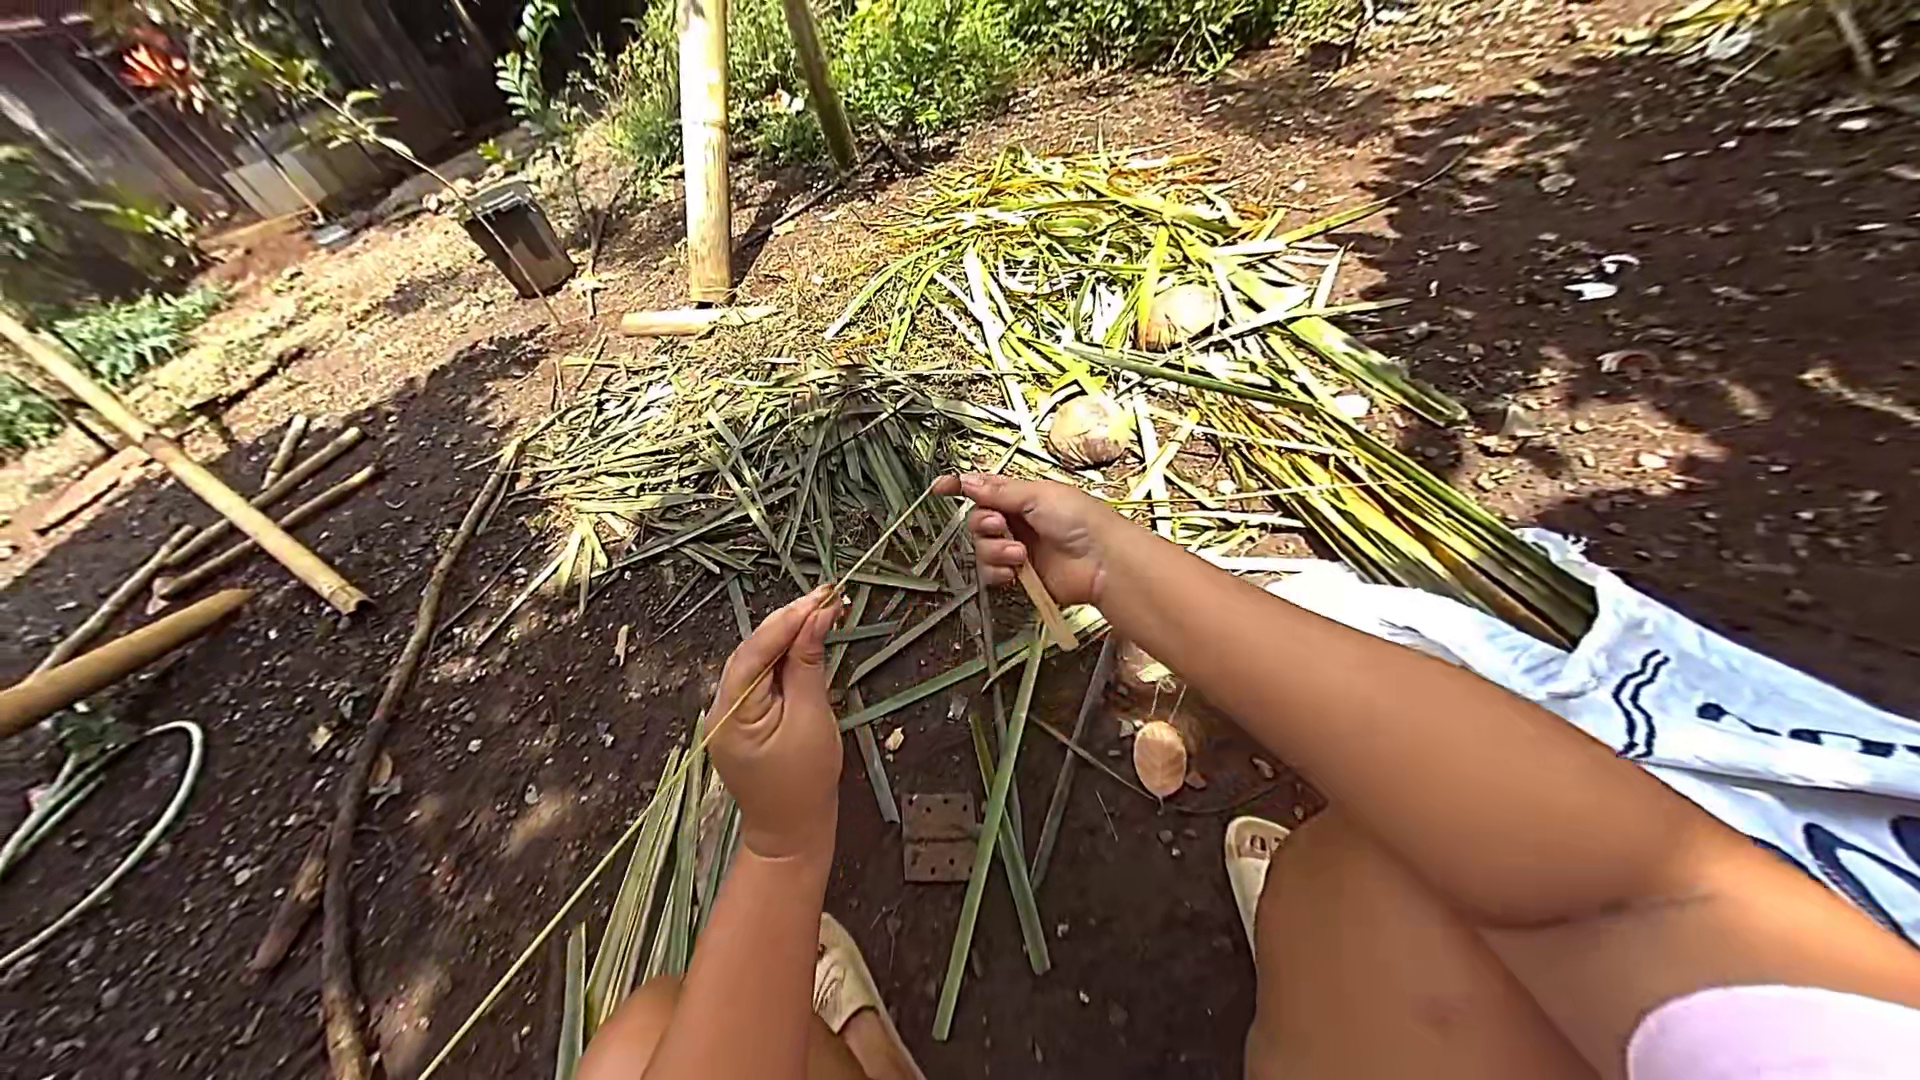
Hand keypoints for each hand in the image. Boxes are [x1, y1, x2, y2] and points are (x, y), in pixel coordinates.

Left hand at [704, 586, 842, 860]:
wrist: (792, 830)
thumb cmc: (806, 780)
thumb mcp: (813, 718)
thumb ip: (810, 664)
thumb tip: (818, 617)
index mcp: (730, 713)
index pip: (755, 651)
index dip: (788, 620)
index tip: (823, 596)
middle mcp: (721, 706)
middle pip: (755, 650)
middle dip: (791, 621)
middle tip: (829, 596)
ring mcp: (730, 711)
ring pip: (760, 659)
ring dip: (791, 634)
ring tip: (824, 610)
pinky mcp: (745, 715)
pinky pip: (764, 675)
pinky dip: (787, 655)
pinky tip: (807, 639)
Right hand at [933, 473, 1120, 606]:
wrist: (1101, 561)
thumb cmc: (1080, 520)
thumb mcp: (1038, 495)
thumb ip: (1000, 491)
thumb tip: (968, 480)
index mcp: (1021, 497)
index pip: (983, 489)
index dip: (960, 487)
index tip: (940, 488)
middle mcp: (1016, 522)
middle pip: (977, 521)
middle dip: (983, 524)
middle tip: (1000, 525)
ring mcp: (1017, 549)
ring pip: (982, 548)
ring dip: (995, 550)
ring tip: (1019, 553)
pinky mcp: (1020, 575)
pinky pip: (991, 573)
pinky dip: (999, 571)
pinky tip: (1015, 570)